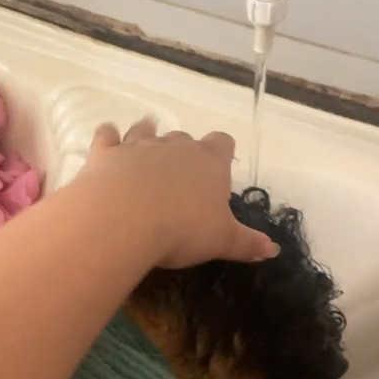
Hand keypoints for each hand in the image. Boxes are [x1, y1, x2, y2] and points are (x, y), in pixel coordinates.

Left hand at [76, 118, 276, 268]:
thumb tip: (274, 250)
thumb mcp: (221, 241)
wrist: (124, 220)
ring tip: (144, 144)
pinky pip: (107, 134)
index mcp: (209, 163)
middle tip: (177, 175)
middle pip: (183, 138)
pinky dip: (108, 137)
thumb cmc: (181, 230)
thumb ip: (247, 243)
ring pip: (145, 129)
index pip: (223, 144)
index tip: (218, 169)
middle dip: (182, 151)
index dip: (222, 153)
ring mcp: (138, 146)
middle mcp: (175, 147)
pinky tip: (108, 140)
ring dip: (146, 134)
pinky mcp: (105, 153)